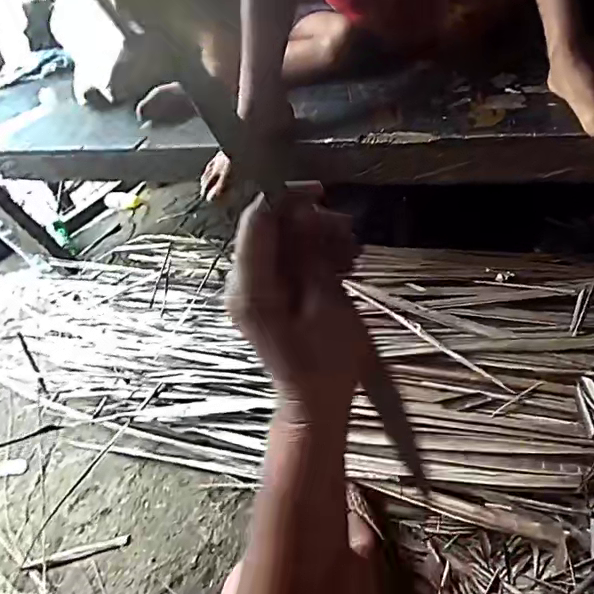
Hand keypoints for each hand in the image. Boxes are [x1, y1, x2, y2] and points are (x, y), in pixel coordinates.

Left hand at [227, 192, 369, 416]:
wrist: (316, 401)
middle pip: (269, 229)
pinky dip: (315, 256)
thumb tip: (304, 215)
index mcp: (251, 289)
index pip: (256, 223)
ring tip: (349, 254)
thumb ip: (312, 256)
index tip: (321, 193)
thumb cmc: (327, 362)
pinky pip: (287, 260)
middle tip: (346, 231)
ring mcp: (255, 290)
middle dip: (309, 223)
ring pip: (282, 242)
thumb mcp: (328, 305)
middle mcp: (244, 284)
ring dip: (317, 239)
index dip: (286, 199)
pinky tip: (341, 265)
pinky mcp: (269, 295)